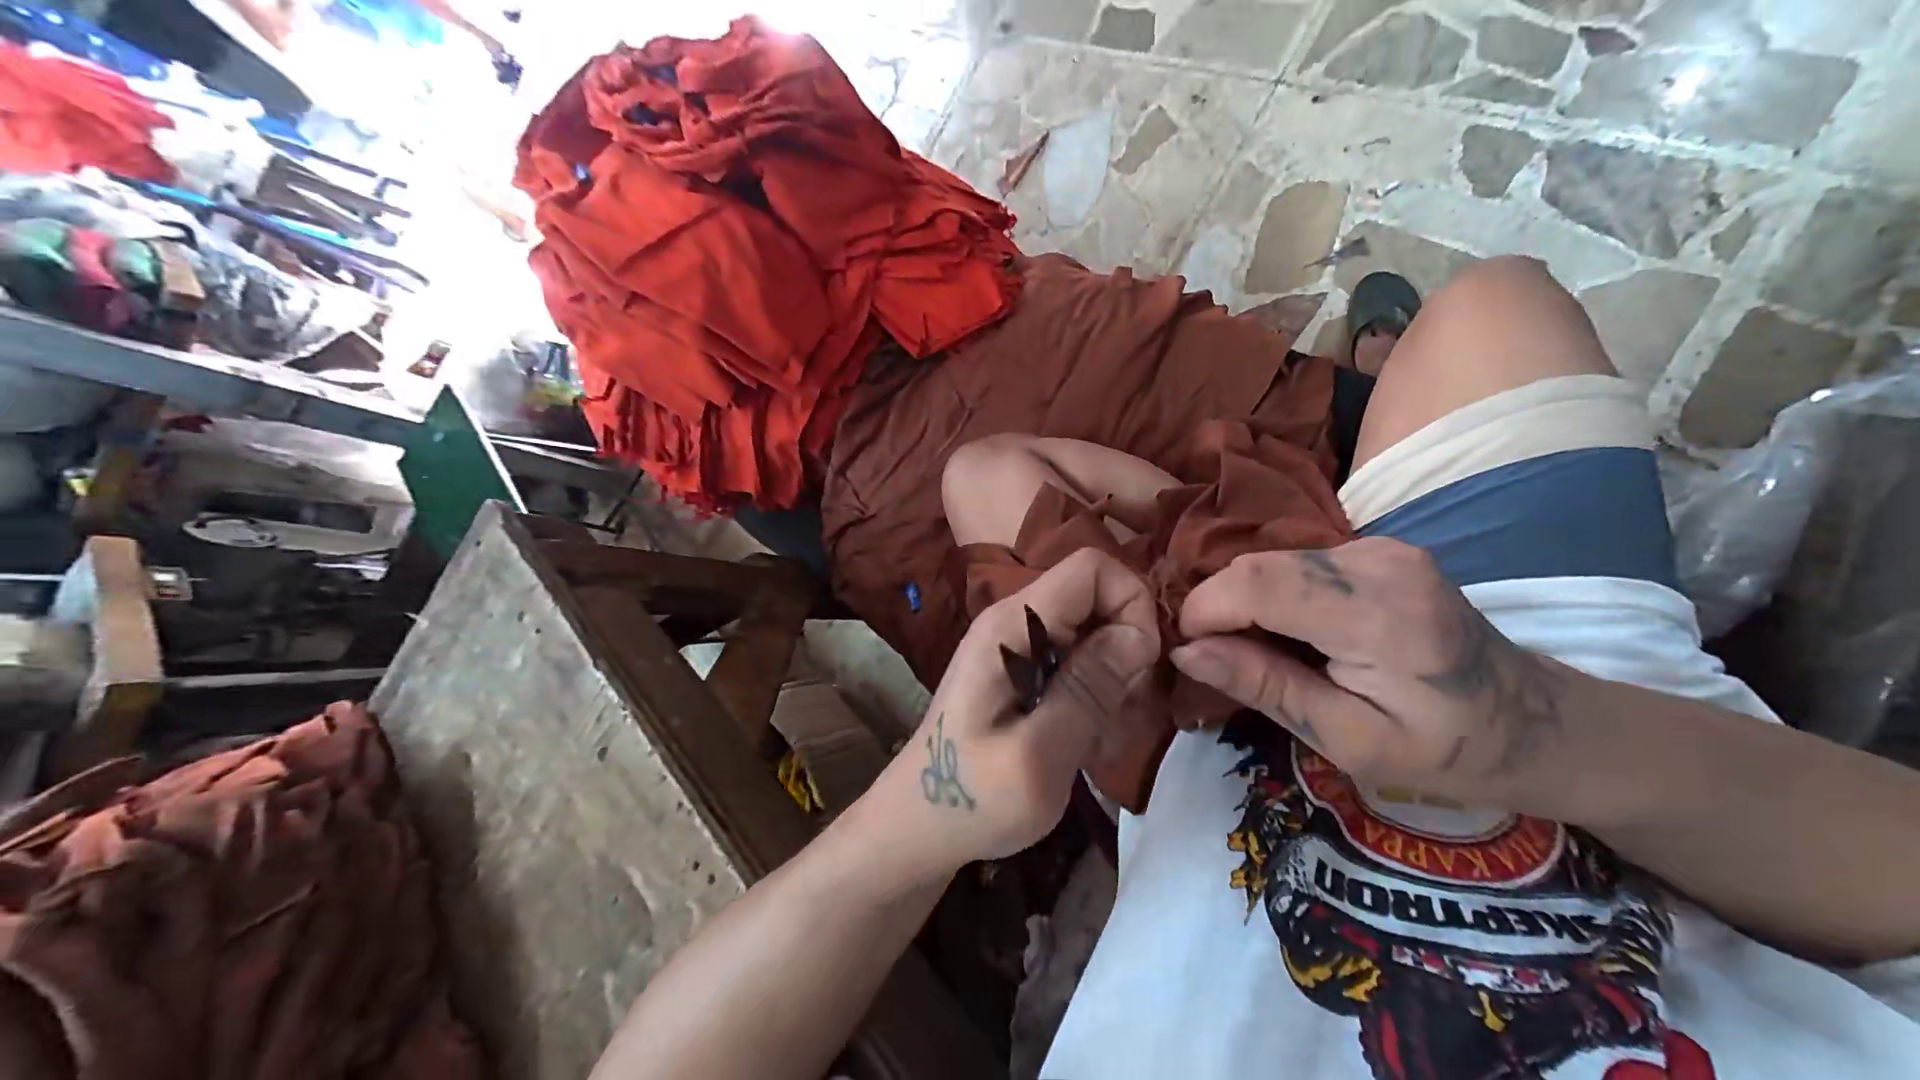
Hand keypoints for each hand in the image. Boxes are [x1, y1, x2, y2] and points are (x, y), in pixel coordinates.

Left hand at [865, 550, 1159, 878]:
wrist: (920, 825)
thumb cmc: (973, 798)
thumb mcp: (1038, 754)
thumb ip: (1088, 689)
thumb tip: (1140, 633)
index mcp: (1011, 626)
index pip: (1092, 568)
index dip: (1131, 605)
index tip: (1141, 669)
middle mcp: (1015, 621)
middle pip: (1098, 598)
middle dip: (1128, 651)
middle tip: (1125, 714)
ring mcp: (1018, 645)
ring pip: (1095, 633)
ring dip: (1116, 682)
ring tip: (1105, 740)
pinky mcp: (1023, 671)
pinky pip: (1079, 662)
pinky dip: (1097, 696)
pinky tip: (1089, 743)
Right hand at [1171, 538, 1571, 810]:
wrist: (1541, 723)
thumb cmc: (1449, 752)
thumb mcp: (1350, 741)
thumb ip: (1266, 687)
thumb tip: (1186, 651)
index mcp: (1379, 614)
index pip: (1256, 584)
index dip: (1204, 610)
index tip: (1188, 653)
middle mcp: (1377, 560)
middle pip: (1257, 567)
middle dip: (1219, 609)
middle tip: (1217, 661)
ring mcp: (1380, 546)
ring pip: (1270, 562)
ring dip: (1244, 604)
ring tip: (1255, 654)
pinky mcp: (1376, 547)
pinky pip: (1295, 563)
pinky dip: (1273, 596)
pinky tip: (1288, 634)